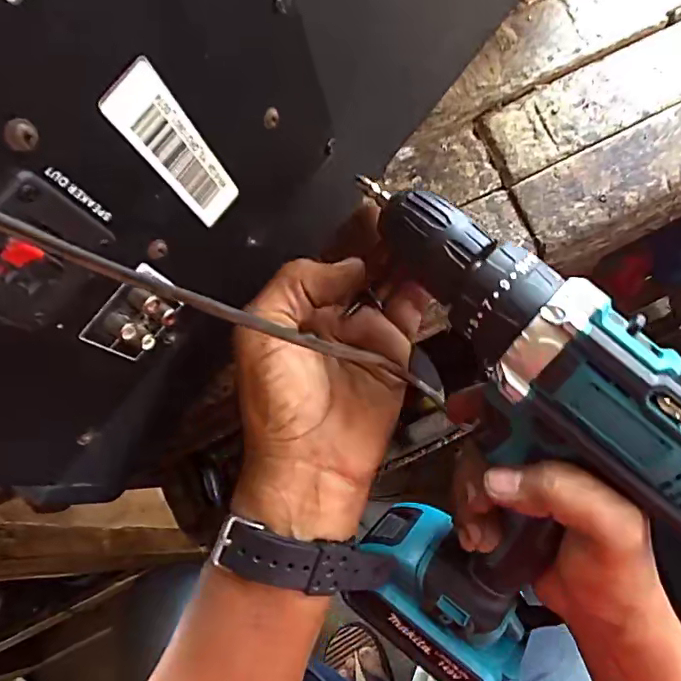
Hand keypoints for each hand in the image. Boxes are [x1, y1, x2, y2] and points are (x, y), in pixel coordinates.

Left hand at [232, 253, 426, 540]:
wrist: (313, 461)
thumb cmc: (278, 410)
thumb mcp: (261, 332)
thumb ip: (294, 285)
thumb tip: (344, 265)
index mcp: (295, 313)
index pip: (324, 266)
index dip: (344, 243)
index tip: (365, 219)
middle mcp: (332, 323)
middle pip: (360, 274)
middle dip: (378, 248)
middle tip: (394, 225)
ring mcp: (366, 341)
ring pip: (387, 291)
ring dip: (399, 266)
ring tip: (410, 243)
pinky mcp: (394, 360)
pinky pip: (408, 319)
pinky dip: (416, 297)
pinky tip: (420, 278)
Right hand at [450, 407, 665, 638]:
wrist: (605, 618)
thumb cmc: (623, 571)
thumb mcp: (610, 527)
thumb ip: (565, 493)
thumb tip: (499, 479)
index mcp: (592, 449)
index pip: (544, 408)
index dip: (502, 402)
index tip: (469, 408)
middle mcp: (561, 457)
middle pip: (500, 434)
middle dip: (478, 464)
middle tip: (479, 499)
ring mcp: (534, 483)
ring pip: (481, 465)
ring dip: (469, 496)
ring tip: (482, 531)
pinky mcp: (514, 507)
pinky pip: (477, 494)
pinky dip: (467, 512)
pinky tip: (478, 535)